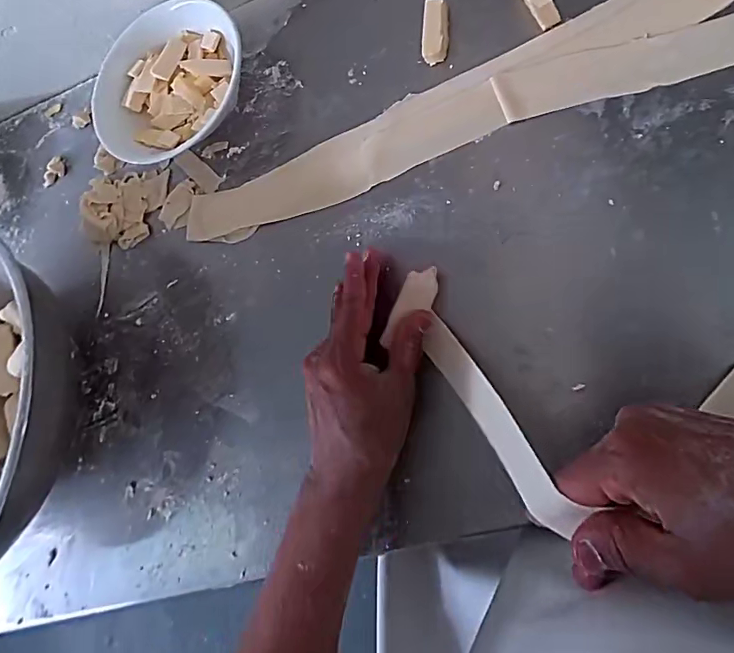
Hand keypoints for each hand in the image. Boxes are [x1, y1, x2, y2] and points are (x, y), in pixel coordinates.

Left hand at [301, 249, 432, 498]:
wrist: (342, 478)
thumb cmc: (374, 438)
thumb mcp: (398, 391)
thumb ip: (406, 347)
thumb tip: (419, 316)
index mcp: (340, 359)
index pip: (353, 308)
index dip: (361, 279)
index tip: (362, 255)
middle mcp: (321, 358)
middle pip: (343, 312)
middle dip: (358, 283)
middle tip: (367, 257)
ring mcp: (314, 367)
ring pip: (338, 327)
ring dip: (353, 303)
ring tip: (364, 279)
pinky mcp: (316, 377)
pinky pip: (335, 341)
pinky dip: (349, 324)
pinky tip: (357, 318)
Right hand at [557, 404, 733, 599]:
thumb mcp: (678, 564)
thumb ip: (616, 550)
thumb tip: (587, 548)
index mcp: (625, 453)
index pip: (564, 487)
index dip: (576, 528)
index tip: (593, 551)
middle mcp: (640, 423)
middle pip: (597, 473)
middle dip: (616, 513)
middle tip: (661, 549)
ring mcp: (667, 417)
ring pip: (628, 464)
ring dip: (645, 498)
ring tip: (695, 526)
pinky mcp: (690, 420)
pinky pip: (656, 451)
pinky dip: (669, 480)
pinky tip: (708, 507)